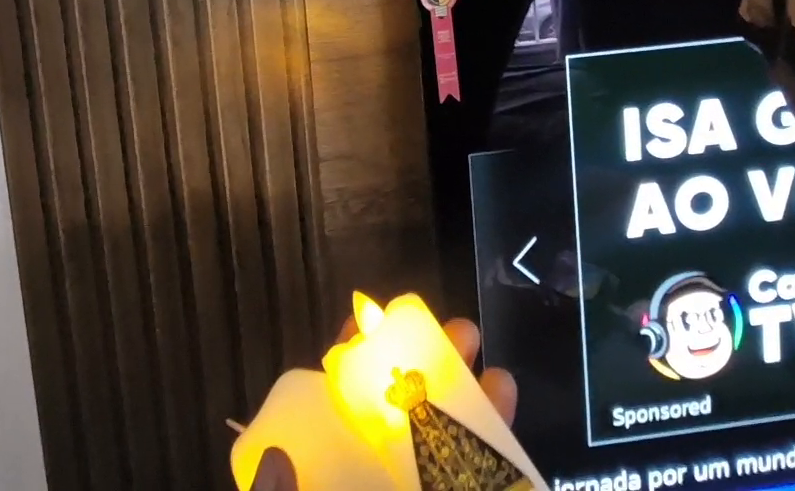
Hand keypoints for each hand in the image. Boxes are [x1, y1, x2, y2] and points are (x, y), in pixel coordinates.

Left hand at [248, 317, 516, 490]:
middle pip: (397, 428)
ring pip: (446, 463)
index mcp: (328, 484)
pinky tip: (519, 448)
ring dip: (474, 419)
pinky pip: (475, 490)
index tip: (372, 321)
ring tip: (501, 376)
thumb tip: (275, 456)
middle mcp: (370, 490)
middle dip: (428, 377)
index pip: (332, 418)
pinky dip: (497, 471)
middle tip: (461, 333)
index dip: (351, 368)